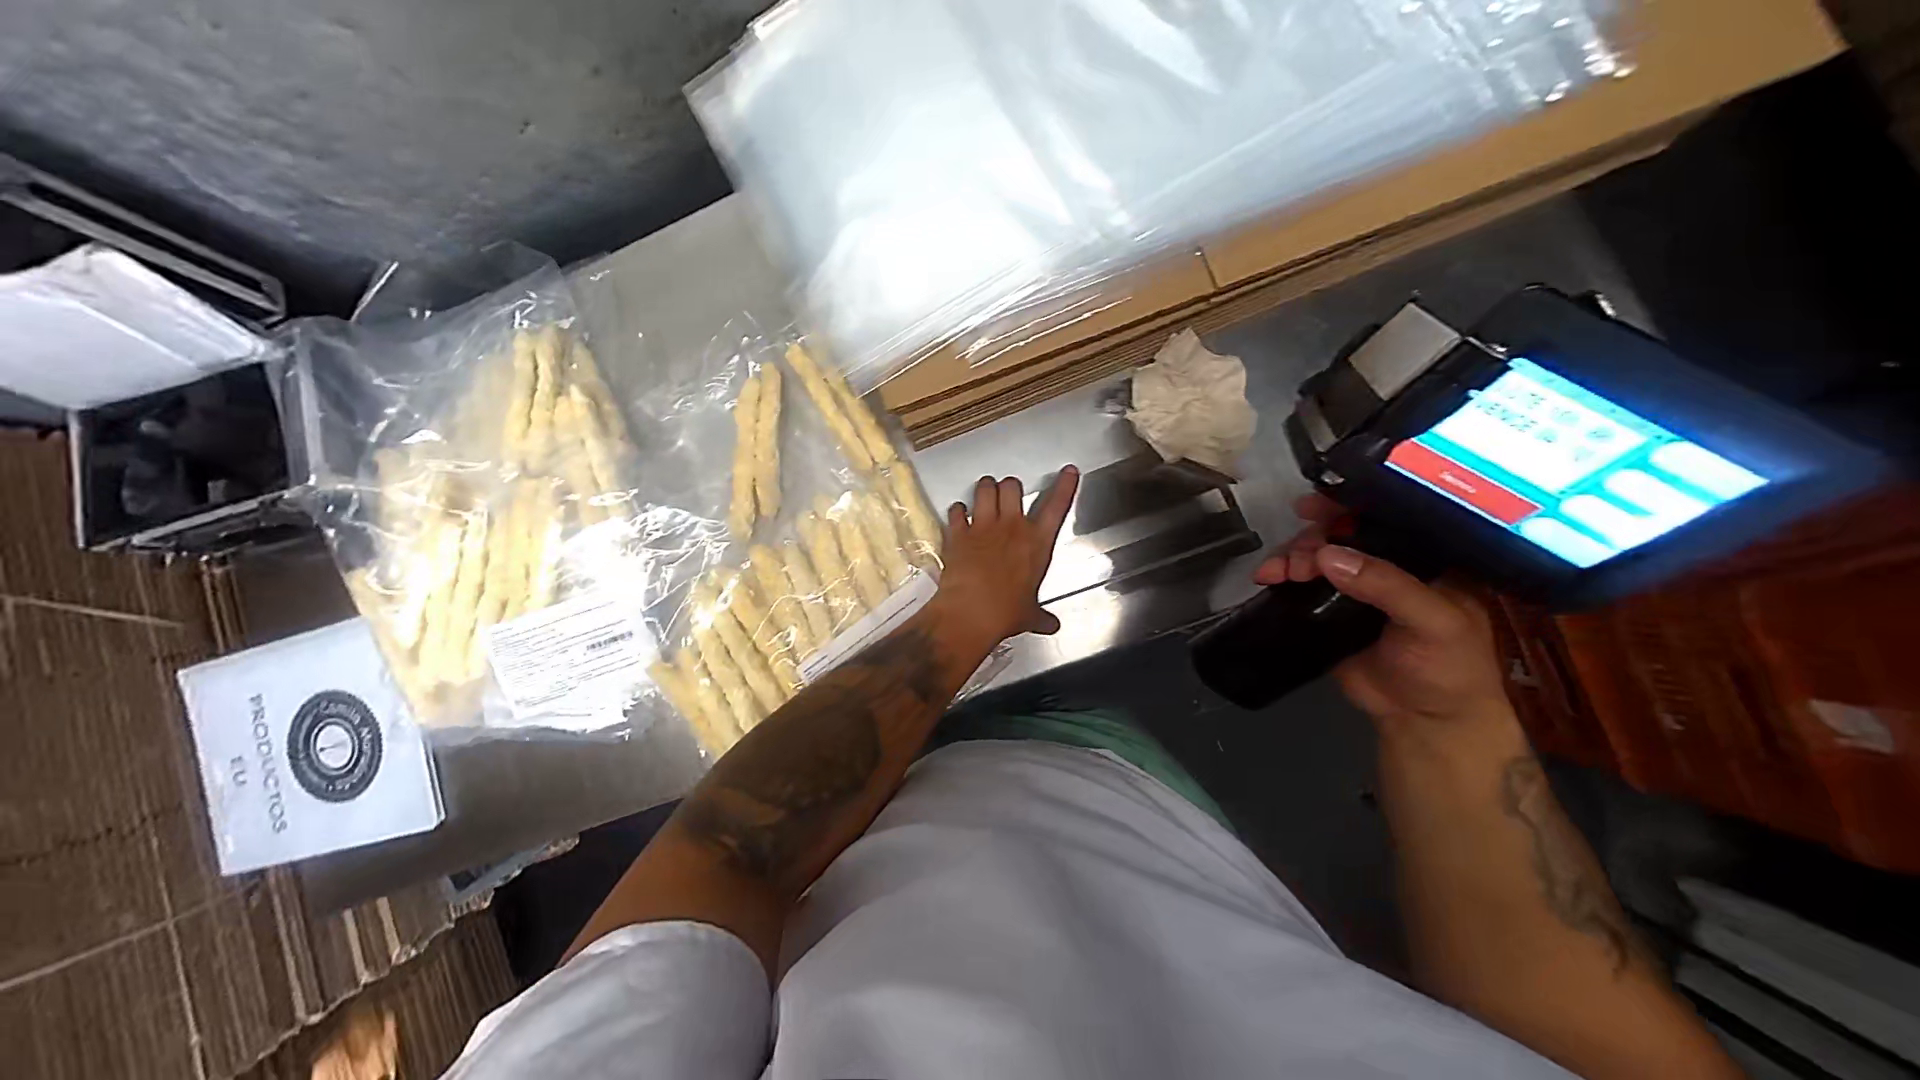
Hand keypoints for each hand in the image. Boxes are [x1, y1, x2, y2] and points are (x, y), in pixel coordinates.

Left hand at [933, 467, 1079, 647]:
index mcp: (1037, 542)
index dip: (1065, 485)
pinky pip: (956, 510)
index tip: (1068, 471)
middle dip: (1010, 487)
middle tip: (1007, 494)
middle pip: (1013, 486)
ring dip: (985, 489)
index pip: (1057, 505)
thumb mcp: (1030, 615)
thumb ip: (1041, 616)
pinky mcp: (958, 532)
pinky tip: (958, 514)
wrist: (970, 613)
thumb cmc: (1006, 613)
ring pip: (985, 488)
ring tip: (984, 494)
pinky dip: (957, 510)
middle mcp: (1011, 527)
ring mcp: (982, 526)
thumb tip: (1050, 626)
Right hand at [1255, 495, 1508, 729]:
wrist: (1422, 720)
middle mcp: (1387, 567)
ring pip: (1316, 556)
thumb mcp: (1433, 621)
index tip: (1316, 506)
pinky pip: (1300, 585)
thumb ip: (1388, 585)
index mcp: (1424, 560)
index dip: (1351, 506)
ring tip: (1279, 573)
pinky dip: (1281, 577)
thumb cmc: (1449, 668)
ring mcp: (1354, 589)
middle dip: (1312, 538)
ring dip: (1291, 557)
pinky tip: (1269, 579)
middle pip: (1341, 534)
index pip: (1387, 518)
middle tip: (1298, 559)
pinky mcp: (1326, 610)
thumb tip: (1331, 556)